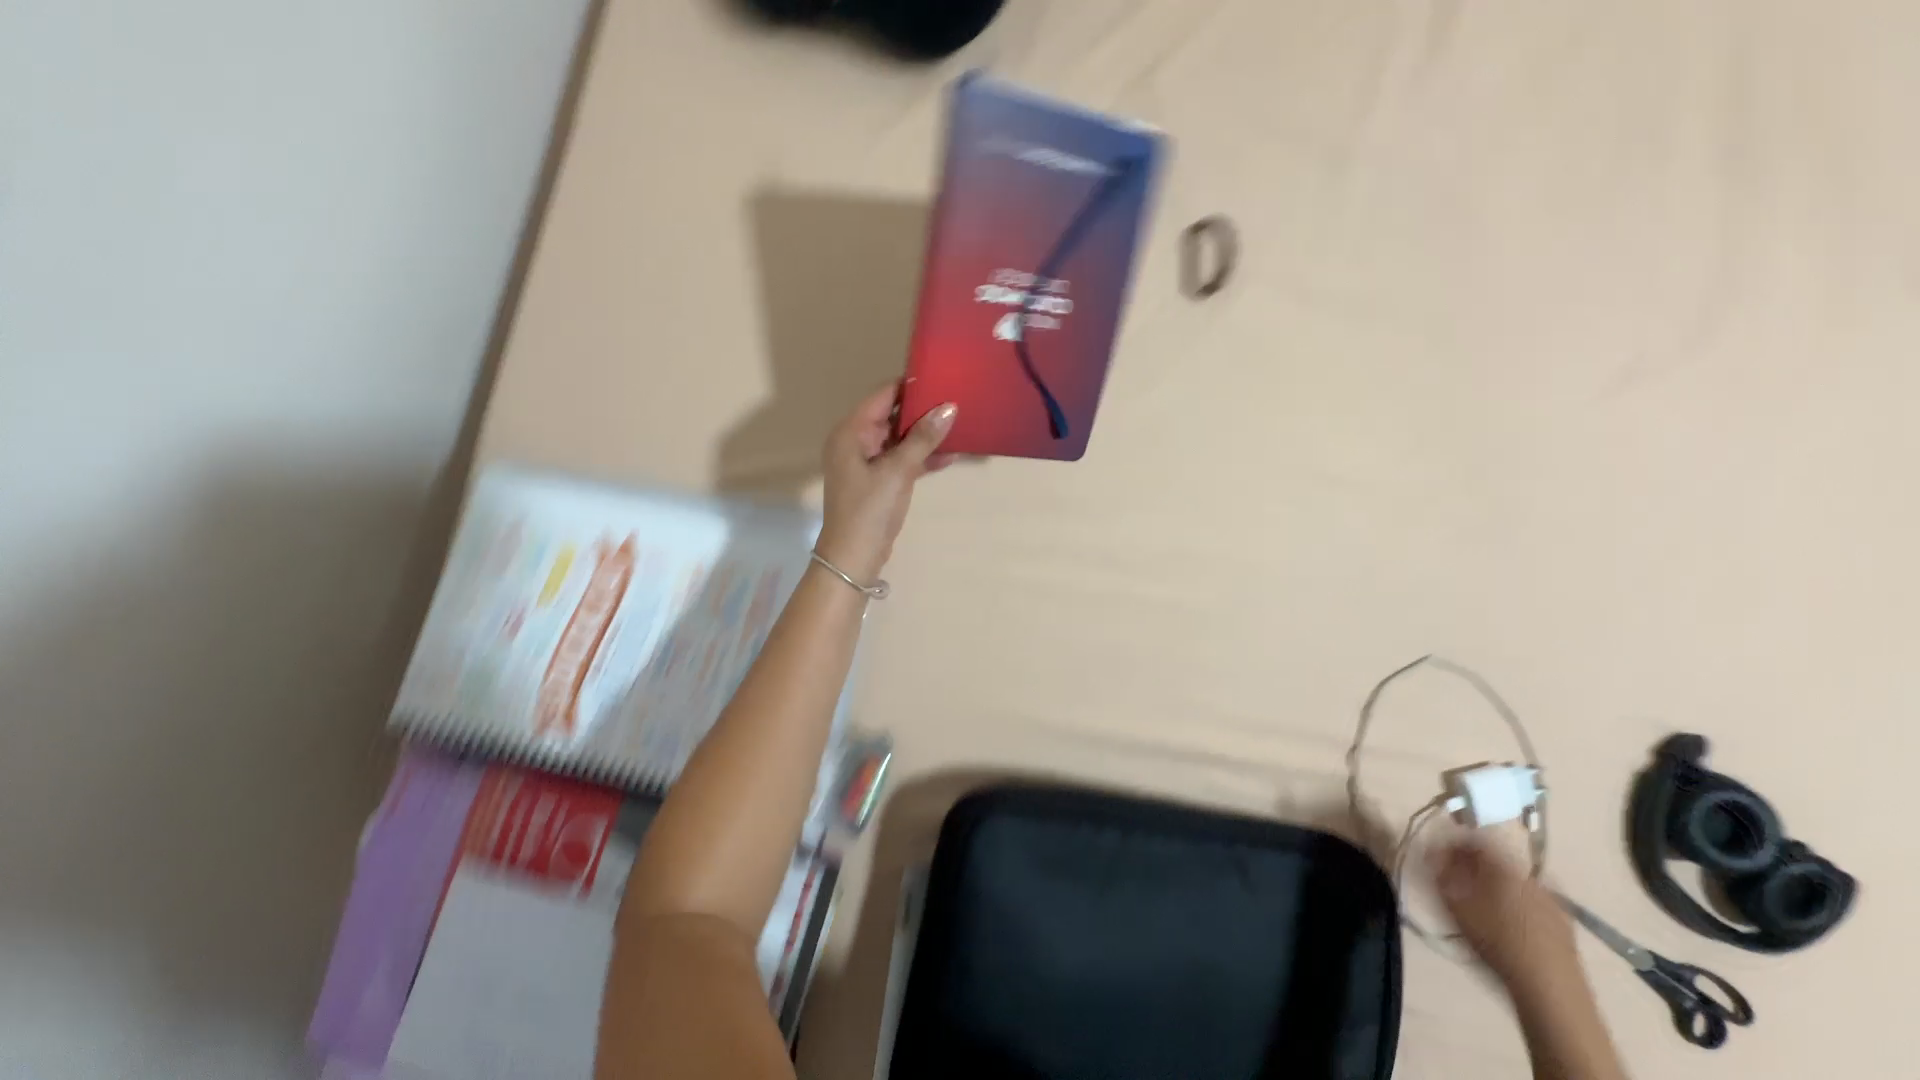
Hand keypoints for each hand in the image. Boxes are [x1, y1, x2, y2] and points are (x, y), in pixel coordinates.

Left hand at [815, 384, 957, 582]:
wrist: (853, 558)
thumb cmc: (869, 510)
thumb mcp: (898, 471)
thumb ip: (923, 439)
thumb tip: (949, 408)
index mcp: (851, 432)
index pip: (883, 396)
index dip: (911, 386)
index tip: (942, 378)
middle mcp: (856, 441)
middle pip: (892, 415)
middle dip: (922, 410)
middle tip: (957, 400)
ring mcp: (867, 462)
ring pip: (900, 439)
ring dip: (925, 435)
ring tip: (960, 424)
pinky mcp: (879, 481)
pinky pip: (902, 459)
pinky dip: (921, 457)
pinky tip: (951, 455)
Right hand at [1429, 837, 1578, 987]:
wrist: (1551, 987)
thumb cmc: (1498, 943)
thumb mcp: (1459, 908)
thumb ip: (1442, 876)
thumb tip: (1431, 853)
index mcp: (1504, 866)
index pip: (1473, 841)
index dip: (1451, 845)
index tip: (1435, 856)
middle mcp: (1529, 875)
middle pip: (1494, 860)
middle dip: (1472, 867)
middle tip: (1454, 882)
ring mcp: (1551, 898)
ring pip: (1513, 881)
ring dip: (1493, 886)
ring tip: (1479, 905)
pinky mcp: (1563, 921)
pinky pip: (1530, 900)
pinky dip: (1513, 903)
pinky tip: (1507, 923)